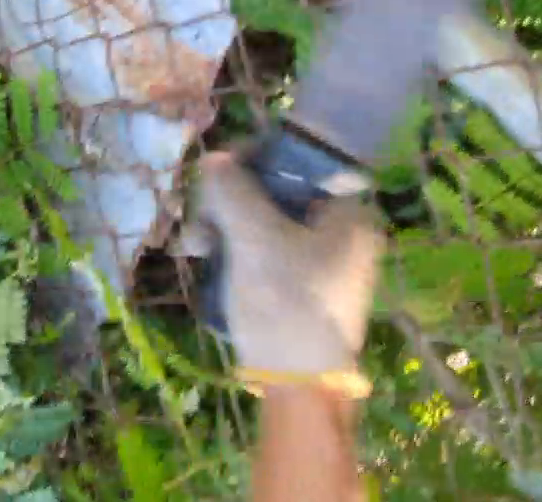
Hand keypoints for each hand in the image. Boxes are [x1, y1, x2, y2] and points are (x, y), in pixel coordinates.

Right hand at [192, 152, 383, 375]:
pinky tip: (201, 253)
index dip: (257, 154)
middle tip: (199, 210)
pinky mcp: (296, 280)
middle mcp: (338, 229)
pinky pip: (260, 243)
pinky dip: (231, 243)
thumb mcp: (255, 237)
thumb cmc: (286, 302)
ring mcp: (317, 256)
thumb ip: (232, 188)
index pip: (301, 159)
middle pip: (275, 187)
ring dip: (222, 221)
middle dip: (230, 196)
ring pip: (261, 215)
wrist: (296, 387)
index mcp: (347, 212)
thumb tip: (213, 157)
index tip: (220, 165)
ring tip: (194, 243)